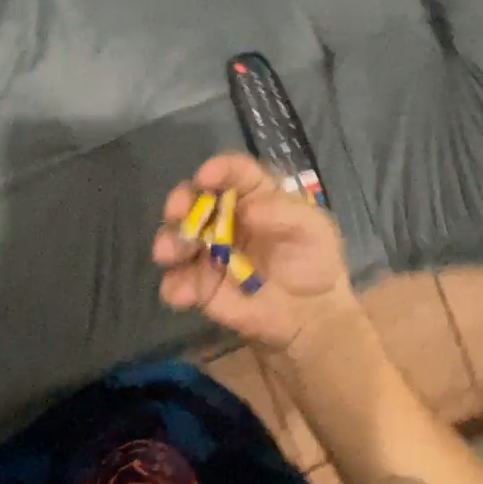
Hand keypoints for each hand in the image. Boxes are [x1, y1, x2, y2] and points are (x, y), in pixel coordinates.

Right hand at [152, 152, 364, 356]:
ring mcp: (208, 251)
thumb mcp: (313, 229)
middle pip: (194, 199)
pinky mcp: (200, 284)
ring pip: (177, 237)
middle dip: (180, 200)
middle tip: (176, 210)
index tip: (206, 177)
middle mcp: (223, 217)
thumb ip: (282, 213)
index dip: (218, 170)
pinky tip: (182, 293)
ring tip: (168, 253)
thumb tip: (246, 210)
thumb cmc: (314, 261)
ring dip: (169, 241)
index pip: (232, 173)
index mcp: (252, 195)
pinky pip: (178, 281)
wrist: (312, 314)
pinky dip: (175, 284)